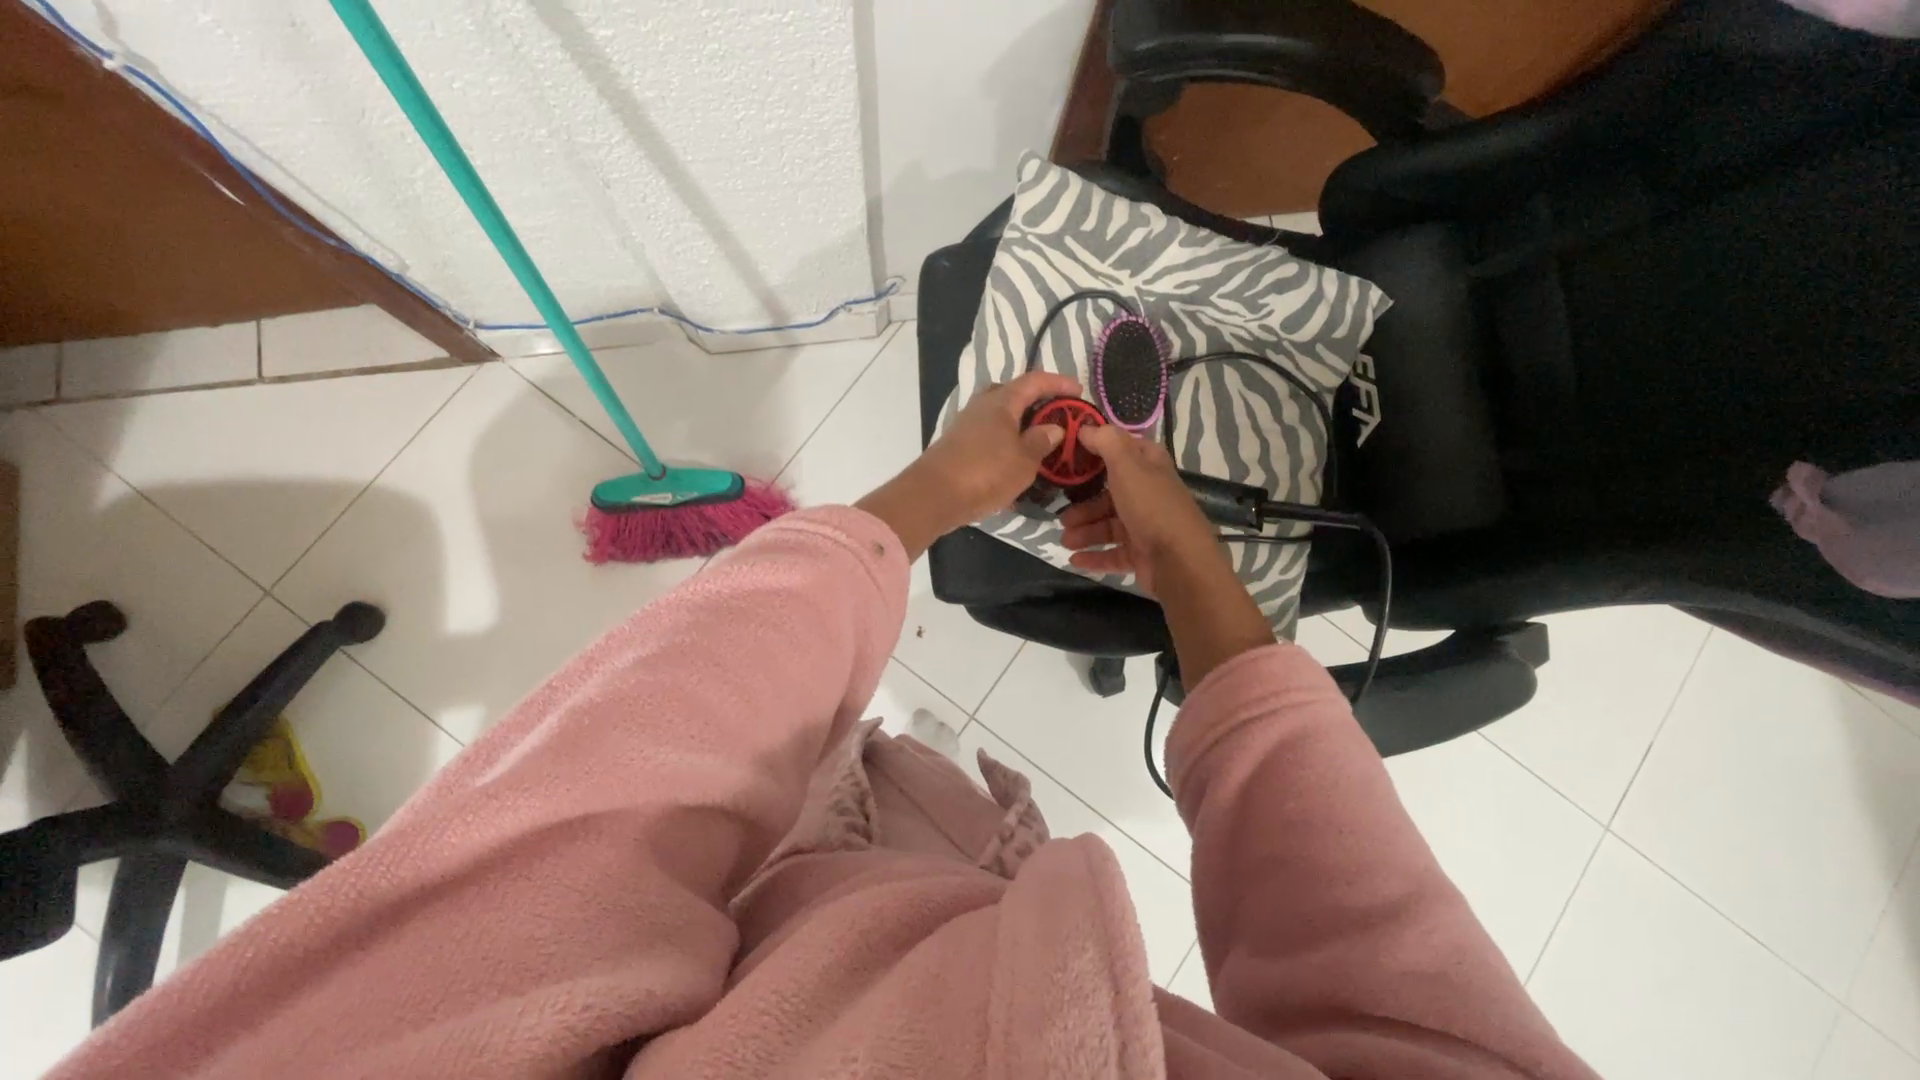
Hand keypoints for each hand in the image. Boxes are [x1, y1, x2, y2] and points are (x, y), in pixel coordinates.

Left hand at [856, 371, 1083, 557]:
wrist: (933, 496)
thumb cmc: (985, 473)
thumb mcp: (1024, 460)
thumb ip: (1040, 441)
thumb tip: (1053, 427)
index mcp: (1002, 402)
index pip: (1034, 381)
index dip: (1058, 383)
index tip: (1078, 391)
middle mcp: (981, 407)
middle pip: (1011, 394)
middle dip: (1034, 401)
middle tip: (1054, 416)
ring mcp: (965, 426)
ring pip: (998, 417)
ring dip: (1018, 425)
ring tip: (1036, 443)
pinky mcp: (956, 446)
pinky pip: (987, 437)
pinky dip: (1004, 444)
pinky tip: (1013, 464)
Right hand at [1059, 426, 1221, 594]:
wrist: (1179, 560)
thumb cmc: (1151, 506)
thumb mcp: (1127, 465)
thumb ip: (1106, 442)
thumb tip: (1085, 427)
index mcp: (1150, 467)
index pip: (1124, 451)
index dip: (1099, 450)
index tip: (1070, 455)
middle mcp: (1149, 494)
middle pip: (1110, 495)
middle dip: (1083, 505)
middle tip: (1061, 515)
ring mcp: (1146, 527)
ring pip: (1108, 526)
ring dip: (1084, 532)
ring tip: (1064, 541)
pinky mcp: (1142, 554)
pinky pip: (1112, 553)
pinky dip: (1094, 556)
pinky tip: (1074, 559)